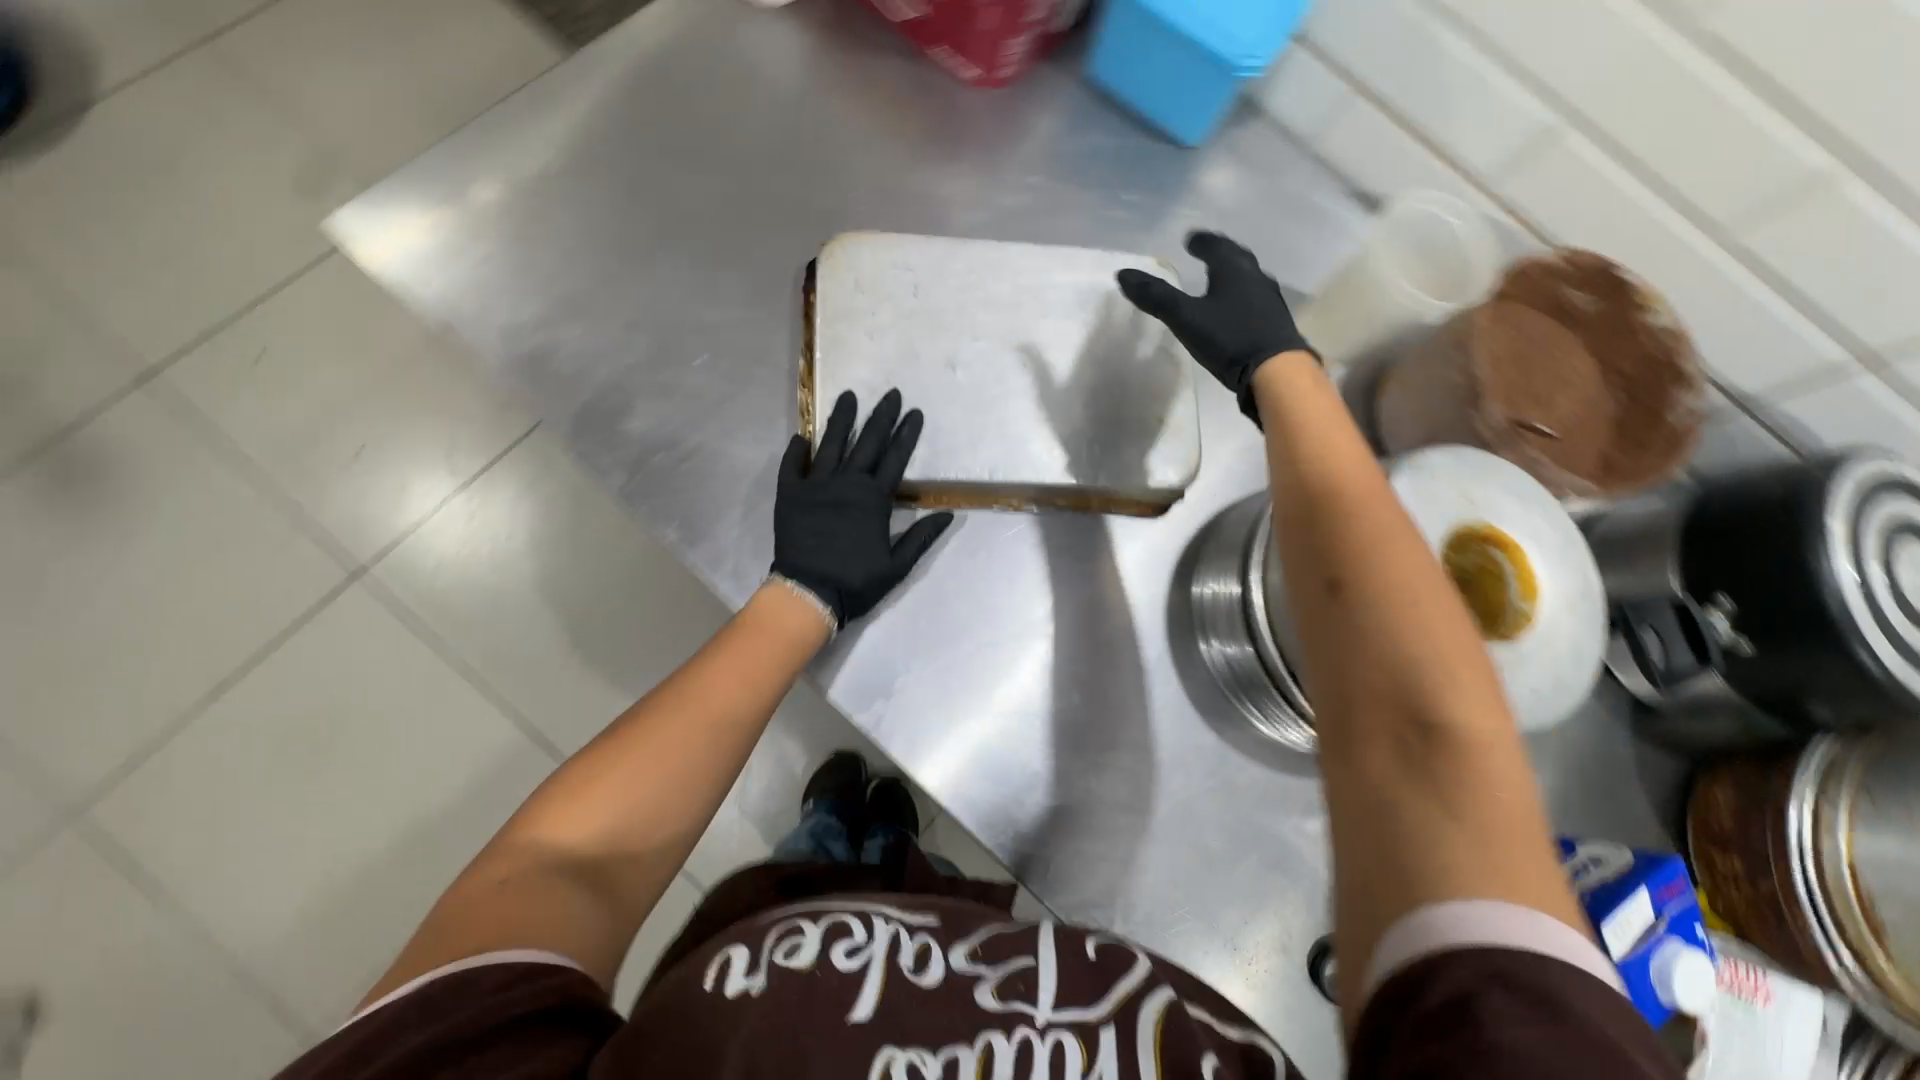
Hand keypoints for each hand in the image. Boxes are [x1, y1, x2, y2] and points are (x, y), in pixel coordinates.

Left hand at [772, 389, 953, 627]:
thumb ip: (922, 537)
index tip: (914, 413)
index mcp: (874, 500)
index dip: (906, 435)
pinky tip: (802, 437)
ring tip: (849, 396)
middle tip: (891, 394)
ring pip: (831, 445)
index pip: (896, 459)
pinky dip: (797, 451)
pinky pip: (793, 466)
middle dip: (881, 417)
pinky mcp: (791, 494)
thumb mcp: (897, 565)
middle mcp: (847, 484)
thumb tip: (949, 514)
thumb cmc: (856, 582)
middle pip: (868, 443)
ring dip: (842, 420)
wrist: (809, 592)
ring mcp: (816, 486)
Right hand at [1117, 231, 1315, 423]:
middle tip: (1208, 252)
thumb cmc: (1228, 338)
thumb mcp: (1185, 318)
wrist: (1276, 371)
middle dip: (1221, 252)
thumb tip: (1123, 274)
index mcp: (1232, 269)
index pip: (1215, 245)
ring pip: (1249, 277)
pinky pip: (1257, 298)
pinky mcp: (1277, 321)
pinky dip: (1244, 295)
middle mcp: (1254, 276)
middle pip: (1237, 257)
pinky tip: (1238, 309)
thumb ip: (1155, 296)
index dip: (1201, 242)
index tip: (1191, 240)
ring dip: (1234, 273)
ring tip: (1221, 278)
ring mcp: (1269, 299)